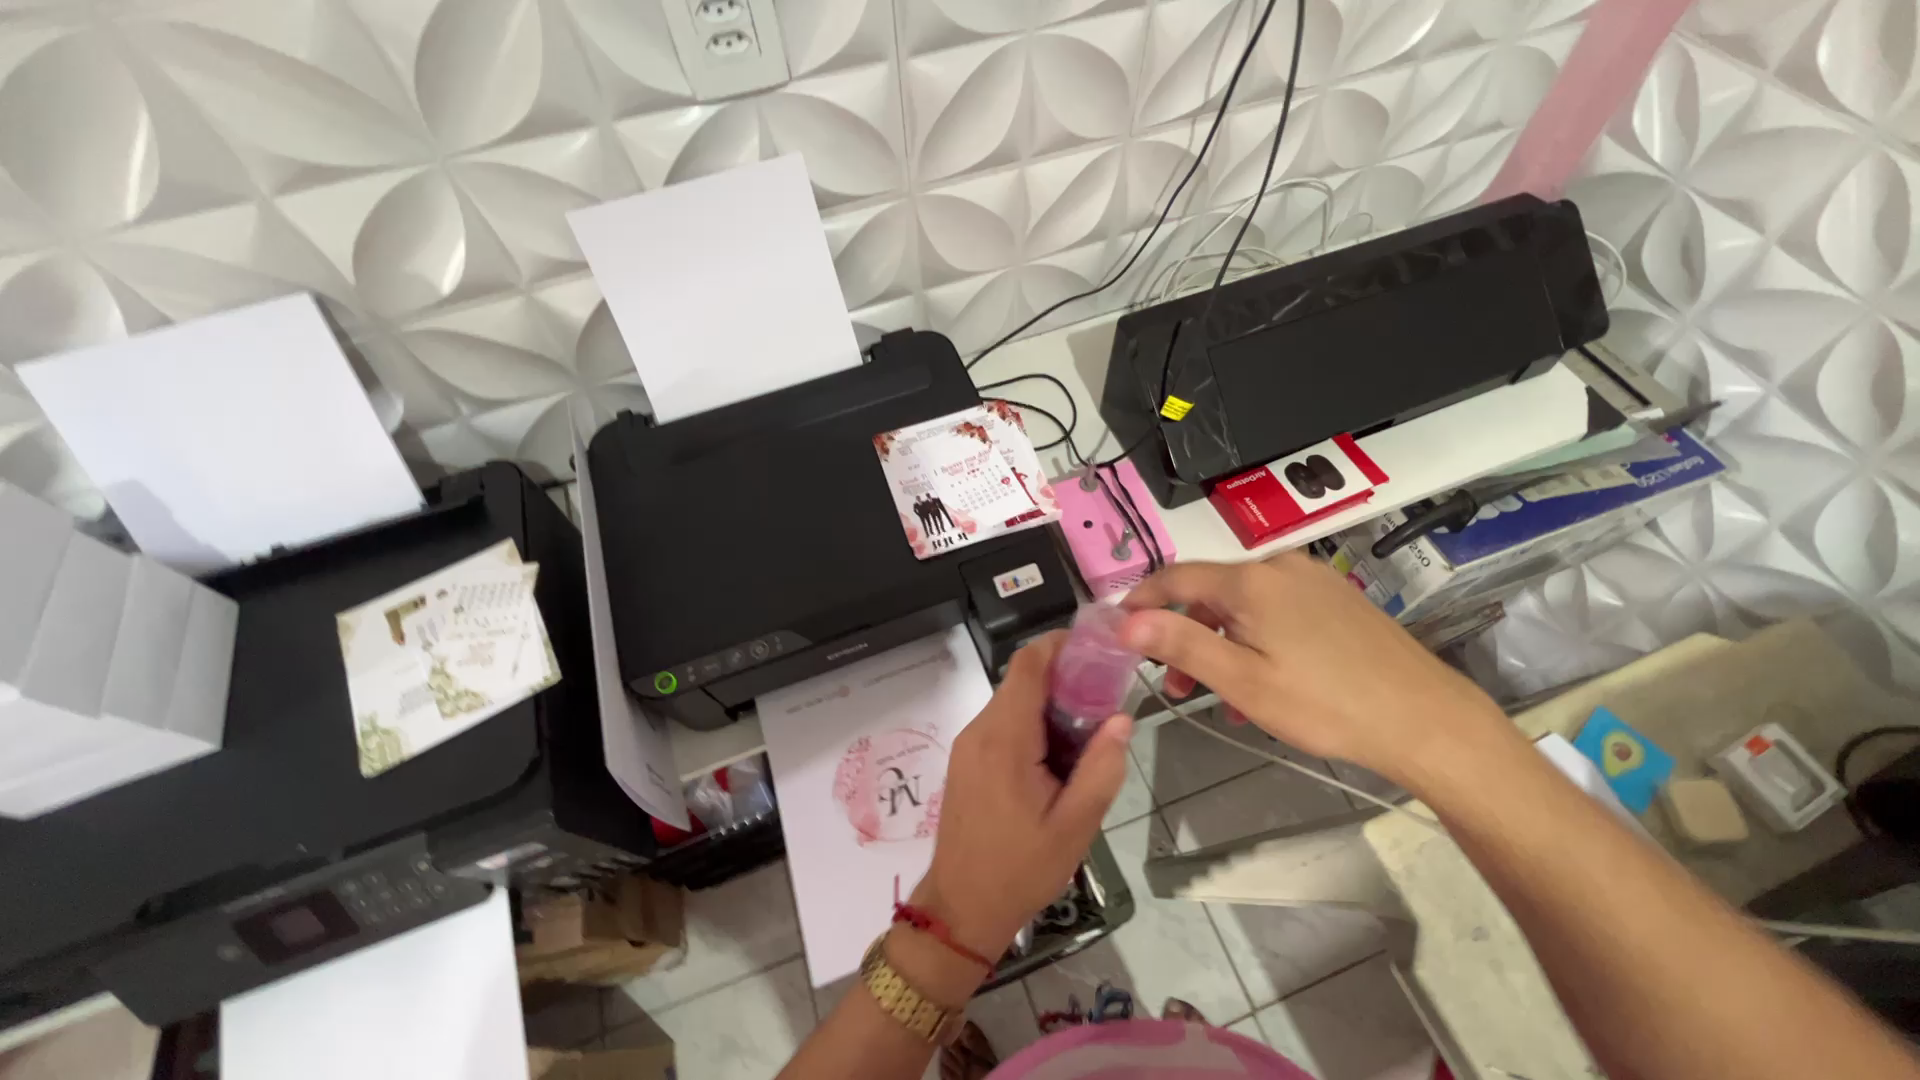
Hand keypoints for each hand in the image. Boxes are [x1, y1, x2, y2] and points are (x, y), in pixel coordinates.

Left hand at [913, 632, 1132, 963]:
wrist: (962, 907)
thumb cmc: (1021, 869)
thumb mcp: (1075, 826)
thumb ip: (1101, 768)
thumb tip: (1122, 718)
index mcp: (1004, 739)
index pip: (1028, 665)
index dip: (1062, 645)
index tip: (1100, 649)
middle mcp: (980, 731)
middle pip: (1022, 681)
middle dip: (1065, 679)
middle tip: (1109, 697)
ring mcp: (968, 745)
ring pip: (1013, 702)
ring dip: (1050, 705)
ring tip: (1090, 731)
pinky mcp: (967, 760)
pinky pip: (1002, 724)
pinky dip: (1032, 725)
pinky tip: (1059, 756)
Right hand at [1119, 554, 1504, 785]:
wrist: (1424, 719)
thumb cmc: (1324, 704)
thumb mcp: (1241, 680)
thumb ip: (1180, 644)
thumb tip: (1124, 620)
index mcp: (1251, 580)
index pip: (1175, 577)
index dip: (1142, 601)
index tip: (1119, 633)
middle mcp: (1280, 566)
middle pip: (1211, 594)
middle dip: (1185, 636)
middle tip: (1178, 689)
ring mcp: (1313, 580)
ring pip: (1244, 606)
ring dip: (1221, 645)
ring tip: (1225, 699)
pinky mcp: (1337, 598)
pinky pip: (1276, 612)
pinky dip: (1255, 641)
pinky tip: (1264, 684)